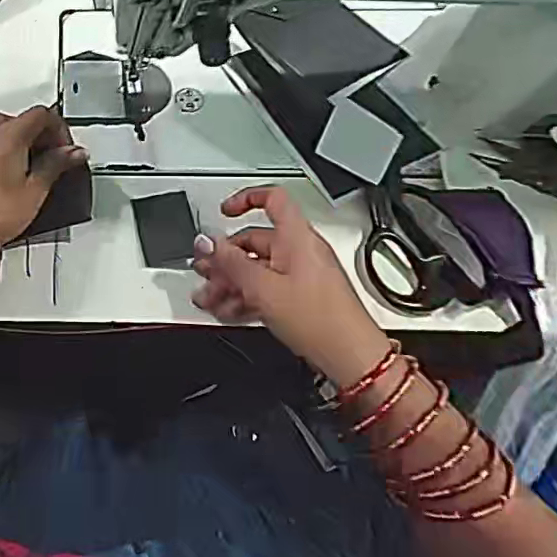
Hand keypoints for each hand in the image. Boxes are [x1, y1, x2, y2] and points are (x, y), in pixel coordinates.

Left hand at [0, 107, 87, 241]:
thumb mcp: (37, 189)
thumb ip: (56, 164)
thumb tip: (72, 153)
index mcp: (11, 136)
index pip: (41, 115)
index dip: (58, 128)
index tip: (66, 148)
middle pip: (22, 118)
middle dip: (42, 133)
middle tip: (55, 154)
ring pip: (0, 125)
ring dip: (18, 134)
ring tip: (31, 154)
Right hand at [190, 185, 386, 371]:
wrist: (351, 357)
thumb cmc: (322, 321)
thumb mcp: (263, 288)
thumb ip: (230, 262)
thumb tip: (208, 242)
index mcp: (296, 238)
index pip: (272, 199)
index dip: (245, 199)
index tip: (224, 211)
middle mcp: (300, 251)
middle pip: (255, 241)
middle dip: (225, 257)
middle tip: (205, 270)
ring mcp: (301, 274)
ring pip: (256, 267)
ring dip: (230, 281)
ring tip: (211, 296)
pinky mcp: (301, 296)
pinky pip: (266, 286)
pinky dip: (246, 295)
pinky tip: (229, 309)